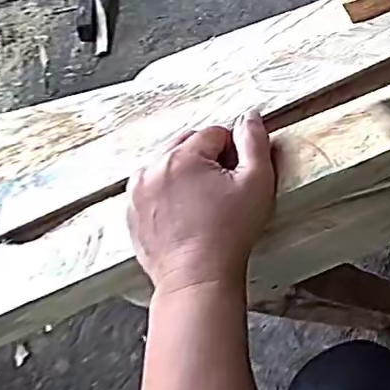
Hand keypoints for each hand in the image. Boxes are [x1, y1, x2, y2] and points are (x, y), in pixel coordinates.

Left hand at [127, 112, 276, 295]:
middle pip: (188, 143)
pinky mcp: (131, 211)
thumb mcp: (258, 179)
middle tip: (226, 186)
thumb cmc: (231, 228)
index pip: (215, 132)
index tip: (240, 176)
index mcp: (181, 157)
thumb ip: (255, 140)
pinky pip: (155, 185)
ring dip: (189, 171)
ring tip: (207, 200)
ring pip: (169, 163)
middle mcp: (151, 168)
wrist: (197, 274)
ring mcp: (136, 191)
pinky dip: (172, 190)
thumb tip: (250, 116)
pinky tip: (190, 211)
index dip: (235, 151)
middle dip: (209, 156)